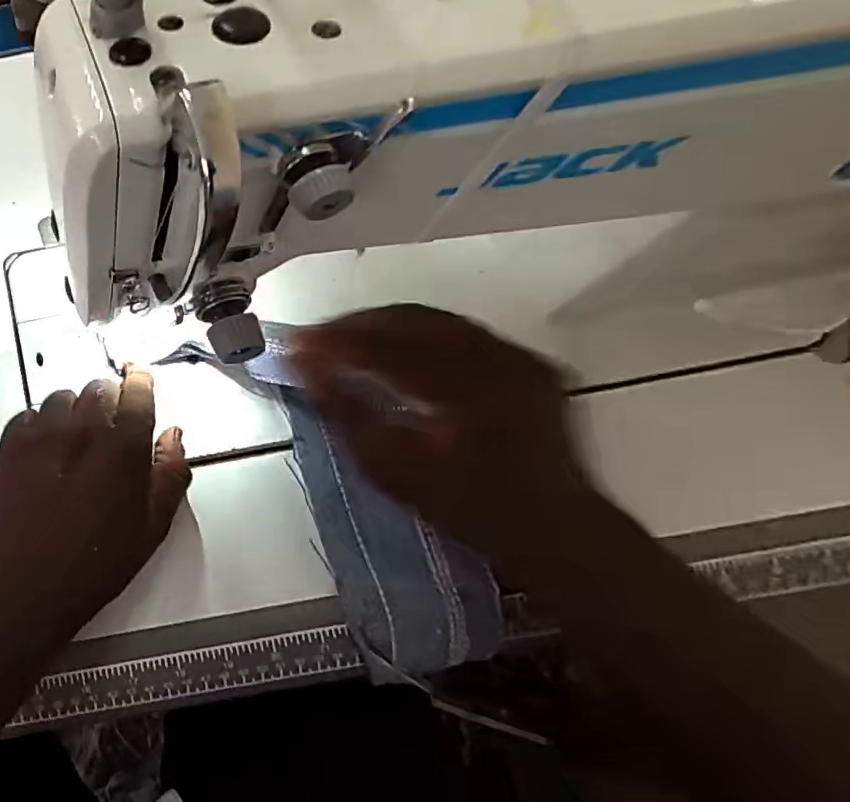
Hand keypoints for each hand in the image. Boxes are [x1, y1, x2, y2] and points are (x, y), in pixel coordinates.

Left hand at [0, 370, 190, 635]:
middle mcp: (80, 429)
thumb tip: (174, 437)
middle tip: (113, 424)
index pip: (136, 393)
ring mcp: (40, 432)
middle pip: (97, 389)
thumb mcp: (150, 528)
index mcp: (121, 447)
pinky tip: (49, 450)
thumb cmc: (91, 564)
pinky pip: (30, 415)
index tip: (140, 376)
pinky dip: (42, 423)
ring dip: (75, 409)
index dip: (141, 381)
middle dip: (110, 398)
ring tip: (80, 440)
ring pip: (62, 397)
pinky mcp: (10, 441)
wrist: (22, 579)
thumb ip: (169, 475)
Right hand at [288, 305, 597, 566]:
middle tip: (313, 338)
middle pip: (410, 319)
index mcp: (471, 389)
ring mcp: (518, 357)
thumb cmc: (466, 507)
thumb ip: (343, 411)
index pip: (387, 345)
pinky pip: (456, 330)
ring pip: (432, 319)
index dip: (334, 341)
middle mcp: (501, 362)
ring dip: (379, 325)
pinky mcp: (523, 361)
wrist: (555, 531)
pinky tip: (388, 345)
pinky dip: (412, 332)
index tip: (295, 344)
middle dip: (353, 326)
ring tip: (341, 339)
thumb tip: (302, 366)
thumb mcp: (393, 468)